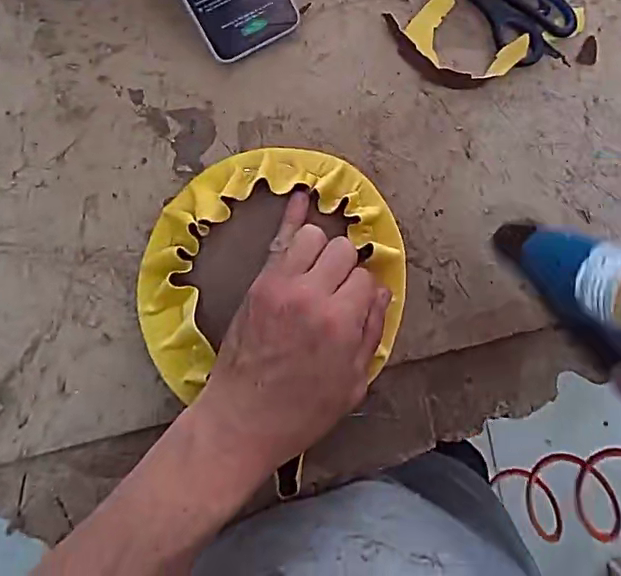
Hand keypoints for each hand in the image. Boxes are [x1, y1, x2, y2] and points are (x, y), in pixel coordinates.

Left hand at [186, 186, 391, 483]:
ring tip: (318, 272)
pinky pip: (279, 240)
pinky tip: (301, 197)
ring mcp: (281, 287)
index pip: (366, 278)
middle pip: (344, 250)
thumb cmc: (299, 411)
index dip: (365, 293)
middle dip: (347, 268)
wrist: (238, 424)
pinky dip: (292, 216)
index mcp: (340, 322)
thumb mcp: (353, 384)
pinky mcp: (258, 285)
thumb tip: (381, 293)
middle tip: (338, 292)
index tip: (357, 308)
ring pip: (314, 237)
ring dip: (322, 251)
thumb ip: (372, 332)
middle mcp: (311, 296)